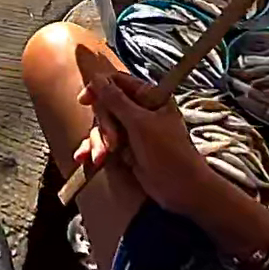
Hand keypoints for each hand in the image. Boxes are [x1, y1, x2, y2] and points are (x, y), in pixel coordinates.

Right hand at [70, 50, 223, 218]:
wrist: (183, 191)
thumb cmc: (168, 153)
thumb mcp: (140, 124)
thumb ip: (116, 100)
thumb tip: (96, 78)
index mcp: (150, 98)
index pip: (117, 82)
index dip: (99, 88)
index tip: (86, 100)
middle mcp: (139, 110)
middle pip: (106, 104)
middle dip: (104, 125)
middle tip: (112, 141)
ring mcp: (131, 129)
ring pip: (101, 125)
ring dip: (98, 141)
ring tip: (103, 157)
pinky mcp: (124, 147)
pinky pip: (101, 141)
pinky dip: (93, 149)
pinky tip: (85, 158)